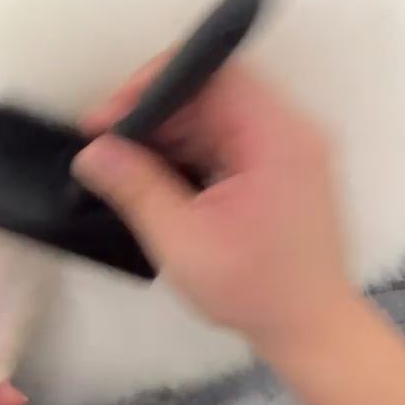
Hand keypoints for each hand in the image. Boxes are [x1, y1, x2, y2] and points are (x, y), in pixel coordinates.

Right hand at [71, 59, 359, 351]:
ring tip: (127, 164)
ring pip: (219, 117)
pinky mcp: (283, 169)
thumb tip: (92, 153)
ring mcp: (290, 150)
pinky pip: (231, 141)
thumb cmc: (255, 291)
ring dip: (171, 134)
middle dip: (156, 112)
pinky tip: (161, 179)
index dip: (154, 83)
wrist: (312, 328)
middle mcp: (291, 132)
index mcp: (276, 139)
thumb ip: (136, 189)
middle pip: (215, 93)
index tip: (111, 115)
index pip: (214, 75)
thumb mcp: (183, 241)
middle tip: (108, 143)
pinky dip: (193, 152)